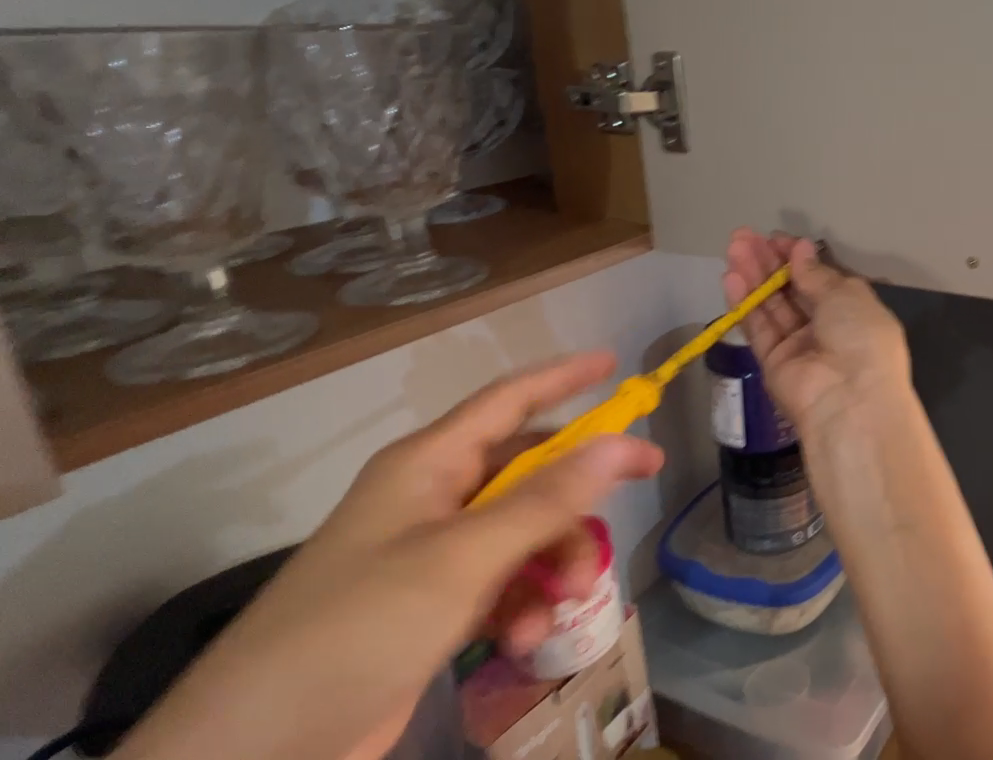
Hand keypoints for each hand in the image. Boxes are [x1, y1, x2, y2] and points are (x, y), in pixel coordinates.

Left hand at [115, 353, 664, 759]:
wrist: (256, 749)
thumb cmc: (360, 627)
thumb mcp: (465, 558)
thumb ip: (549, 498)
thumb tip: (623, 440)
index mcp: (429, 464)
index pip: (509, 399)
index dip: (565, 377)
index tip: (616, 364)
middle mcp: (434, 498)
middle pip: (531, 468)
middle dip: (580, 488)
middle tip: (643, 480)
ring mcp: (433, 555)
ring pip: (527, 530)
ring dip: (558, 560)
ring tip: (570, 599)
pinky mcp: (434, 606)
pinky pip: (506, 582)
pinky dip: (526, 604)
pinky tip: (527, 640)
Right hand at [722, 230, 911, 433]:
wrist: (849, 400)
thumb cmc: (861, 338)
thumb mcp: (847, 296)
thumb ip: (817, 274)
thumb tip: (801, 249)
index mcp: (854, 310)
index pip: (821, 278)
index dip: (798, 258)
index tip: (777, 239)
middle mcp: (827, 327)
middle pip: (792, 289)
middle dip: (769, 262)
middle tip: (743, 237)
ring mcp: (798, 345)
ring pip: (771, 305)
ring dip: (753, 276)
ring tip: (734, 247)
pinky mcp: (773, 362)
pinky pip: (758, 327)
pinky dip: (744, 302)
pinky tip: (731, 277)